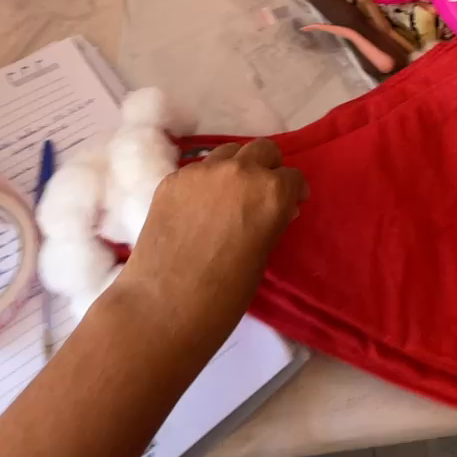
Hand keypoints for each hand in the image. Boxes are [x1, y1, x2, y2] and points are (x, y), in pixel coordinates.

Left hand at [113, 139, 306, 333]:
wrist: (163, 307)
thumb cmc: (225, 295)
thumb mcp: (262, 257)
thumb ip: (272, 222)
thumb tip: (276, 210)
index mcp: (270, 191)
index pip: (292, 177)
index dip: (293, 191)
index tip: (290, 204)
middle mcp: (239, 170)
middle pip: (263, 149)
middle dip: (268, 167)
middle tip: (262, 193)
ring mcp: (202, 171)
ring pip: (228, 152)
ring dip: (235, 168)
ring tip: (227, 197)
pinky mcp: (173, 178)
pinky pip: (197, 171)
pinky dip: (204, 184)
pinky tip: (196, 210)